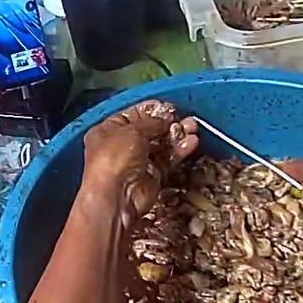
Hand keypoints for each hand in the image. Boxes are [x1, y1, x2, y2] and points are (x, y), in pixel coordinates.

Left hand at [81, 101, 198, 225]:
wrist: (117, 195)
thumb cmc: (116, 156)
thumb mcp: (132, 130)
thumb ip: (151, 122)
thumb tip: (165, 118)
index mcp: (108, 130)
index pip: (133, 115)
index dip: (152, 110)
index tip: (170, 107)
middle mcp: (121, 145)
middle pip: (150, 130)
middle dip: (168, 123)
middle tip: (186, 118)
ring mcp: (137, 161)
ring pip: (161, 145)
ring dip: (178, 135)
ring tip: (194, 127)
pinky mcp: (152, 176)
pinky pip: (168, 159)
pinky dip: (179, 151)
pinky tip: (192, 142)